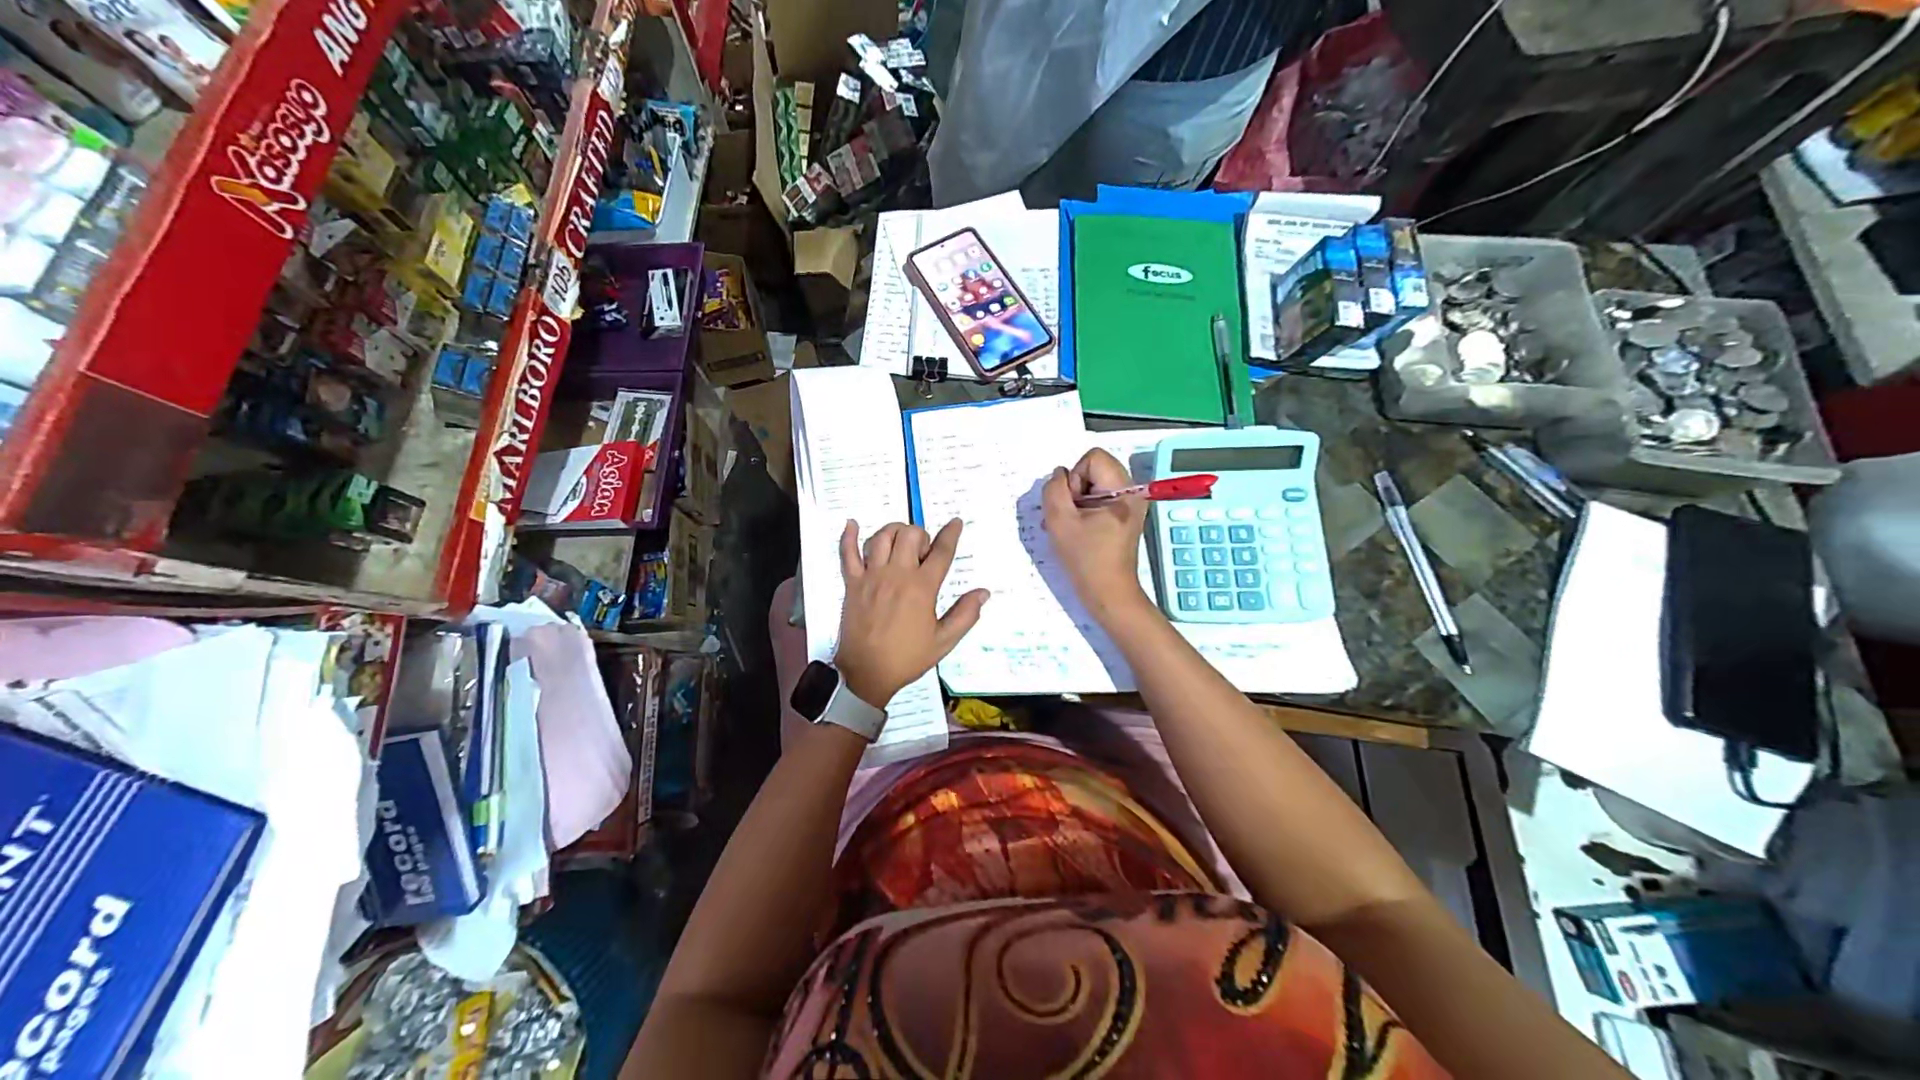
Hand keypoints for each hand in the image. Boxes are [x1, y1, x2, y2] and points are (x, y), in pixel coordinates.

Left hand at [834, 518, 988, 706]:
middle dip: (921, 535)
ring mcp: (871, 576)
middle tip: (923, 554)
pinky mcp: (852, 583)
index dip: (951, 534)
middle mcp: (896, 575)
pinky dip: (848, 536)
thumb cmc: (906, 658)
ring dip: (894, 533)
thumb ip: (965, 615)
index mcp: (922, 588)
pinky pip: (846, 553)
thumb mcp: (944, 641)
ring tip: (900, 543)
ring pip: (881, 537)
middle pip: (910, 534)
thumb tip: (983, 593)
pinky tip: (852, 524)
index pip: (941, 551)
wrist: (866, 672)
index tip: (956, 523)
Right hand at [1042, 448, 1151, 619]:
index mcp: (1124, 490)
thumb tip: (1060, 475)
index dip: (1075, 478)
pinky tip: (1080, 530)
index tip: (1074, 506)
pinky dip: (1085, 510)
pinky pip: (1099, 498)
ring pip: (1094, 483)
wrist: (1109, 593)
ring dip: (1077, 501)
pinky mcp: (1124, 516)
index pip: (1093, 457)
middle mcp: (1132, 491)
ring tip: (1074, 526)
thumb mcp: (1059, 521)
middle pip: (1094, 468)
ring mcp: (1130, 504)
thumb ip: (1054, 489)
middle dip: (1075, 489)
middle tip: (1072, 517)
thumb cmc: (1086, 559)